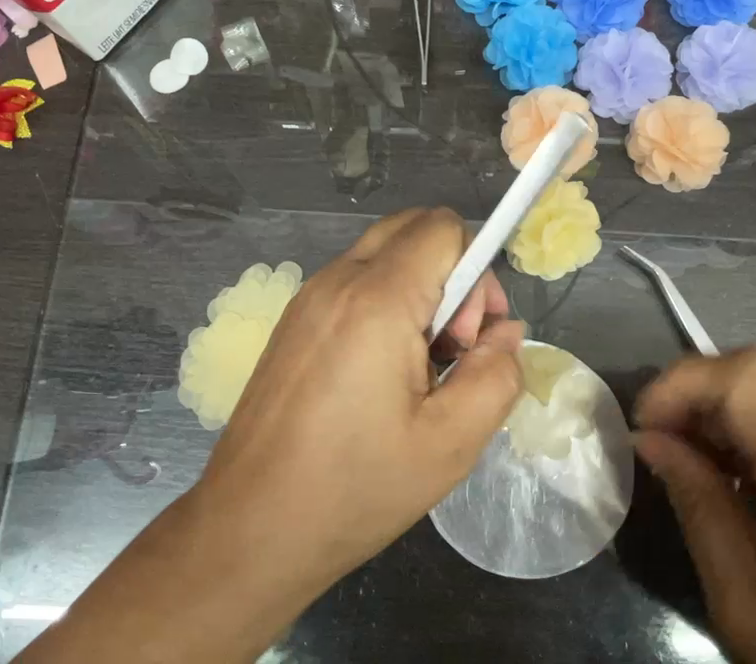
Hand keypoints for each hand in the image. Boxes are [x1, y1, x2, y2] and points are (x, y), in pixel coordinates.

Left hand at [19, 208, 525, 663]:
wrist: (251, 527)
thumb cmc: (355, 488)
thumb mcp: (450, 443)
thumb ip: (496, 374)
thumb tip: (505, 332)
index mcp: (376, 299)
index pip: (442, 227)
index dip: (476, 273)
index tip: (470, 340)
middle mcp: (336, 280)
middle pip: (412, 229)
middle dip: (450, 275)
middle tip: (449, 352)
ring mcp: (307, 297)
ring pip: (384, 254)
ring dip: (418, 292)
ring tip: (415, 372)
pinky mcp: (294, 320)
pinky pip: (355, 282)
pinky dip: (384, 305)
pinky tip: (379, 376)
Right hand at [634, 349, 755, 663]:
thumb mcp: (745, 599)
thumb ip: (697, 505)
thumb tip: (652, 440)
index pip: (746, 377)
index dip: (683, 383)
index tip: (643, 426)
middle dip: (700, 394)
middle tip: (663, 444)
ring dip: (730, 414)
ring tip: (696, 467)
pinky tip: (746, 484)